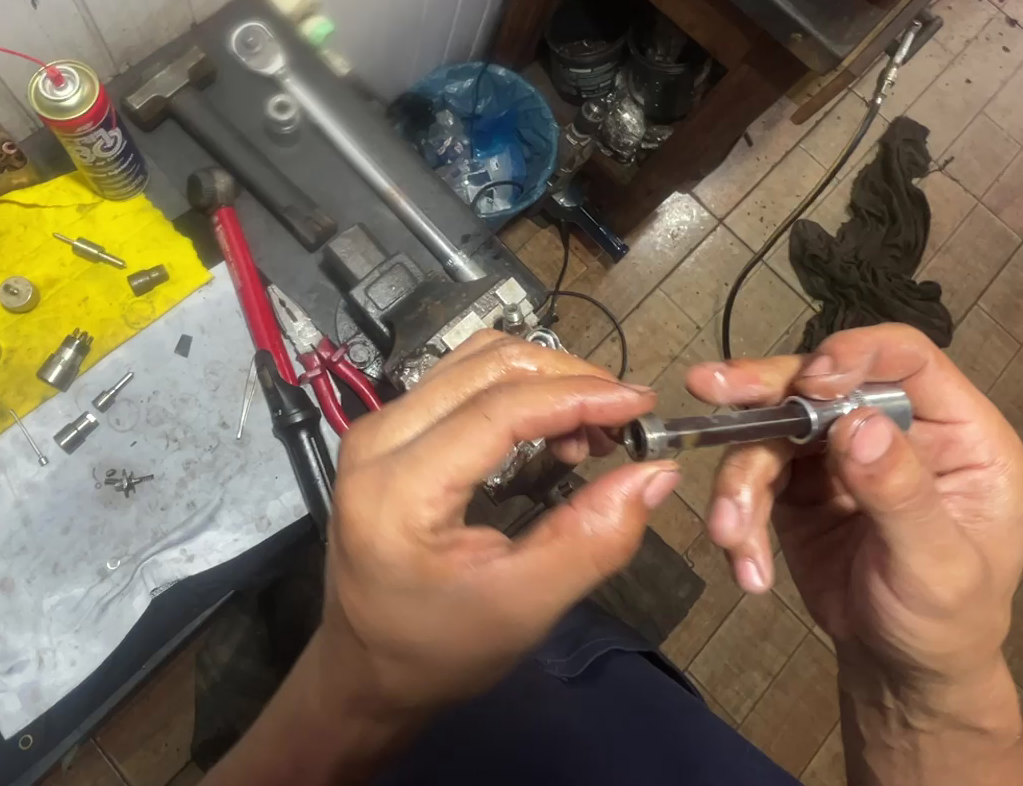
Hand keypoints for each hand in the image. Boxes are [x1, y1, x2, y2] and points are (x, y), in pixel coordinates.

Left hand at [320, 330, 679, 715]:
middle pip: (486, 366)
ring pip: (475, 358)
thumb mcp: (523, 609)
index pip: (498, 409)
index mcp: (398, 488)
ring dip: (543, 377)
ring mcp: (379, 424)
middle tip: (621, 422)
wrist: (364, 664)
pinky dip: (518, 386)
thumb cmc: (437, 648)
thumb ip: (592, 540)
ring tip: (588, 428)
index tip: (640, 404)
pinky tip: (549, 426)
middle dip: (567, 378)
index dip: (577, 396)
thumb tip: (657, 473)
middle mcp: (379, 437)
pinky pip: (461, 377)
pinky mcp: (390, 425)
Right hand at [685, 323, 1022, 778]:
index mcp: (952, 431)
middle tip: (705, 386)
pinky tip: (745, 561)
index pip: (903, 358)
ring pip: (770, 427)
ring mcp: (834, 450)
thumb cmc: (947, 621)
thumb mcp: (938, 568)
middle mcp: (888, 426)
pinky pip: (751, 473)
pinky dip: (739, 514)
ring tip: (730, 533)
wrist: (898, 668)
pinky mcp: (792, 478)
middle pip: (816, 379)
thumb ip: (900, 494)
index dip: (853, 353)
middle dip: (759, 388)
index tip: (809, 383)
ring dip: (739, 478)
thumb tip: (856, 423)